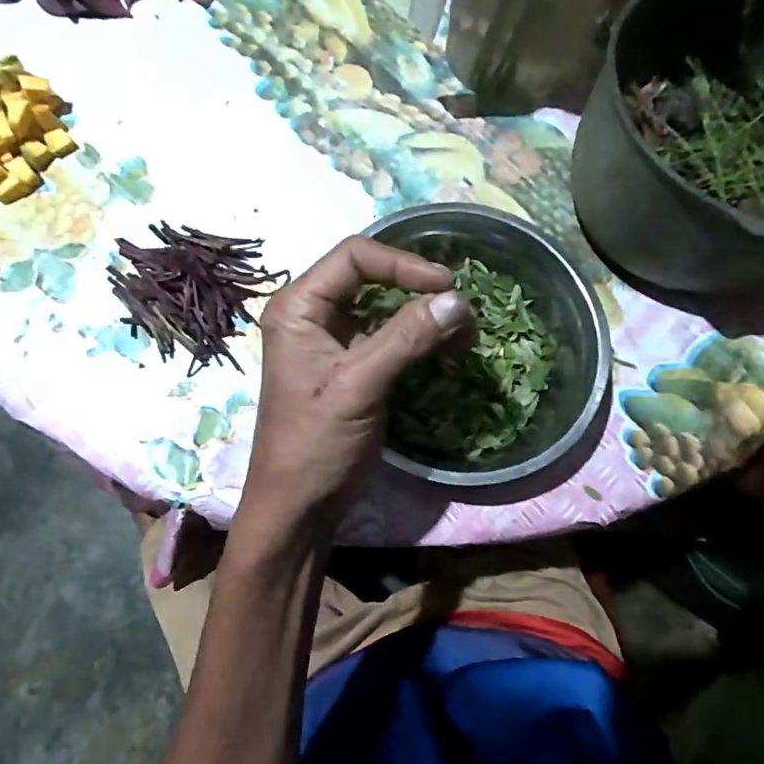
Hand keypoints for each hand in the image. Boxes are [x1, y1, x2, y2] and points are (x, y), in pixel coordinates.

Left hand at [242, 237, 473, 528]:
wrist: (299, 506)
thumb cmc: (314, 443)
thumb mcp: (359, 386)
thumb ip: (405, 338)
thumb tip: (458, 300)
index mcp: (299, 307)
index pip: (355, 257)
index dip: (403, 263)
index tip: (447, 286)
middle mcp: (313, 315)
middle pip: (373, 277)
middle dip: (419, 290)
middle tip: (462, 313)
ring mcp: (333, 342)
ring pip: (386, 309)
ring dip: (426, 316)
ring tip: (464, 337)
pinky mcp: (353, 367)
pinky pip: (391, 338)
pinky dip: (421, 340)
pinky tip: (450, 352)